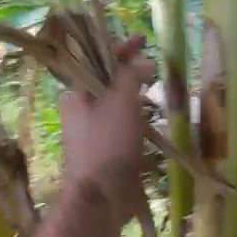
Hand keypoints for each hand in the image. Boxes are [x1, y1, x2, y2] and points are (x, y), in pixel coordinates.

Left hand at [59, 37, 152, 207]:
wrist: (101, 196)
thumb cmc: (108, 143)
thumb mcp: (121, 100)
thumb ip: (132, 76)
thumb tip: (144, 62)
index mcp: (77, 93)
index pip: (97, 60)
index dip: (122, 48)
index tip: (143, 40)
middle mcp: (81, 111)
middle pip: (108, 83)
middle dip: (131, 75)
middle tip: (155, 71)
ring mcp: (92, 134)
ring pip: (117, 107)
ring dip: (137, 100)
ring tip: (158, 99)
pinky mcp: (106, 154)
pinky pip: (123, 129)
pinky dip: (138, 123)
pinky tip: (154, 128)